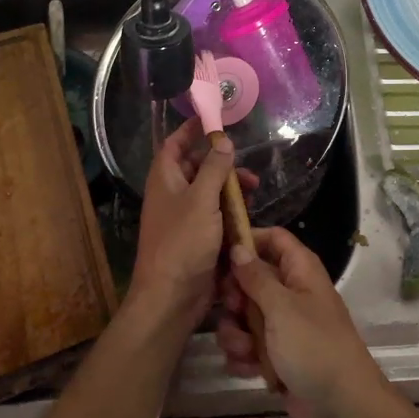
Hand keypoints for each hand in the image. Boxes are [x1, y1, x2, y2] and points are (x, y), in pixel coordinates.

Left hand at [130, 117, 241, 332]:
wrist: (171, 298)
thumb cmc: (181, 243)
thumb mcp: (202, 200)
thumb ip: (214, 168)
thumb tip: (222, 140)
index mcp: (165, 180)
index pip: (175, 145)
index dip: (190, 130)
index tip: (212, 119)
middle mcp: (173, 195)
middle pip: (198, 168)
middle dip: (222, 164)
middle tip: (246, 168)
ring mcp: (185, 218)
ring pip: (210, 193)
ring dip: (231, 189)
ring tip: (253, 192)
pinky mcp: (198, 239)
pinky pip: (216, 216)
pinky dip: (231, 212)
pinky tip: (248, 214)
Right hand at [217, 227, 400, 417]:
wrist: (341, 407)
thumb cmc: (314, 347)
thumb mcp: (282, 308)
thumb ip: (256, 277)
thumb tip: (238, 247)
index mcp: (300, 271)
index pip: (273, 238)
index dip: (248, 240)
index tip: (220, 253)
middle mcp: (291, 293)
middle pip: (251, 279)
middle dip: (235, 297)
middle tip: (232, 309)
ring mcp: (283, 326)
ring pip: (244, 316)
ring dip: (236, 333)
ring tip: (244, 349)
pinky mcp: (276, 355)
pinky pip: (248, 346)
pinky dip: (243, 357)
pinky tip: (247, 369)